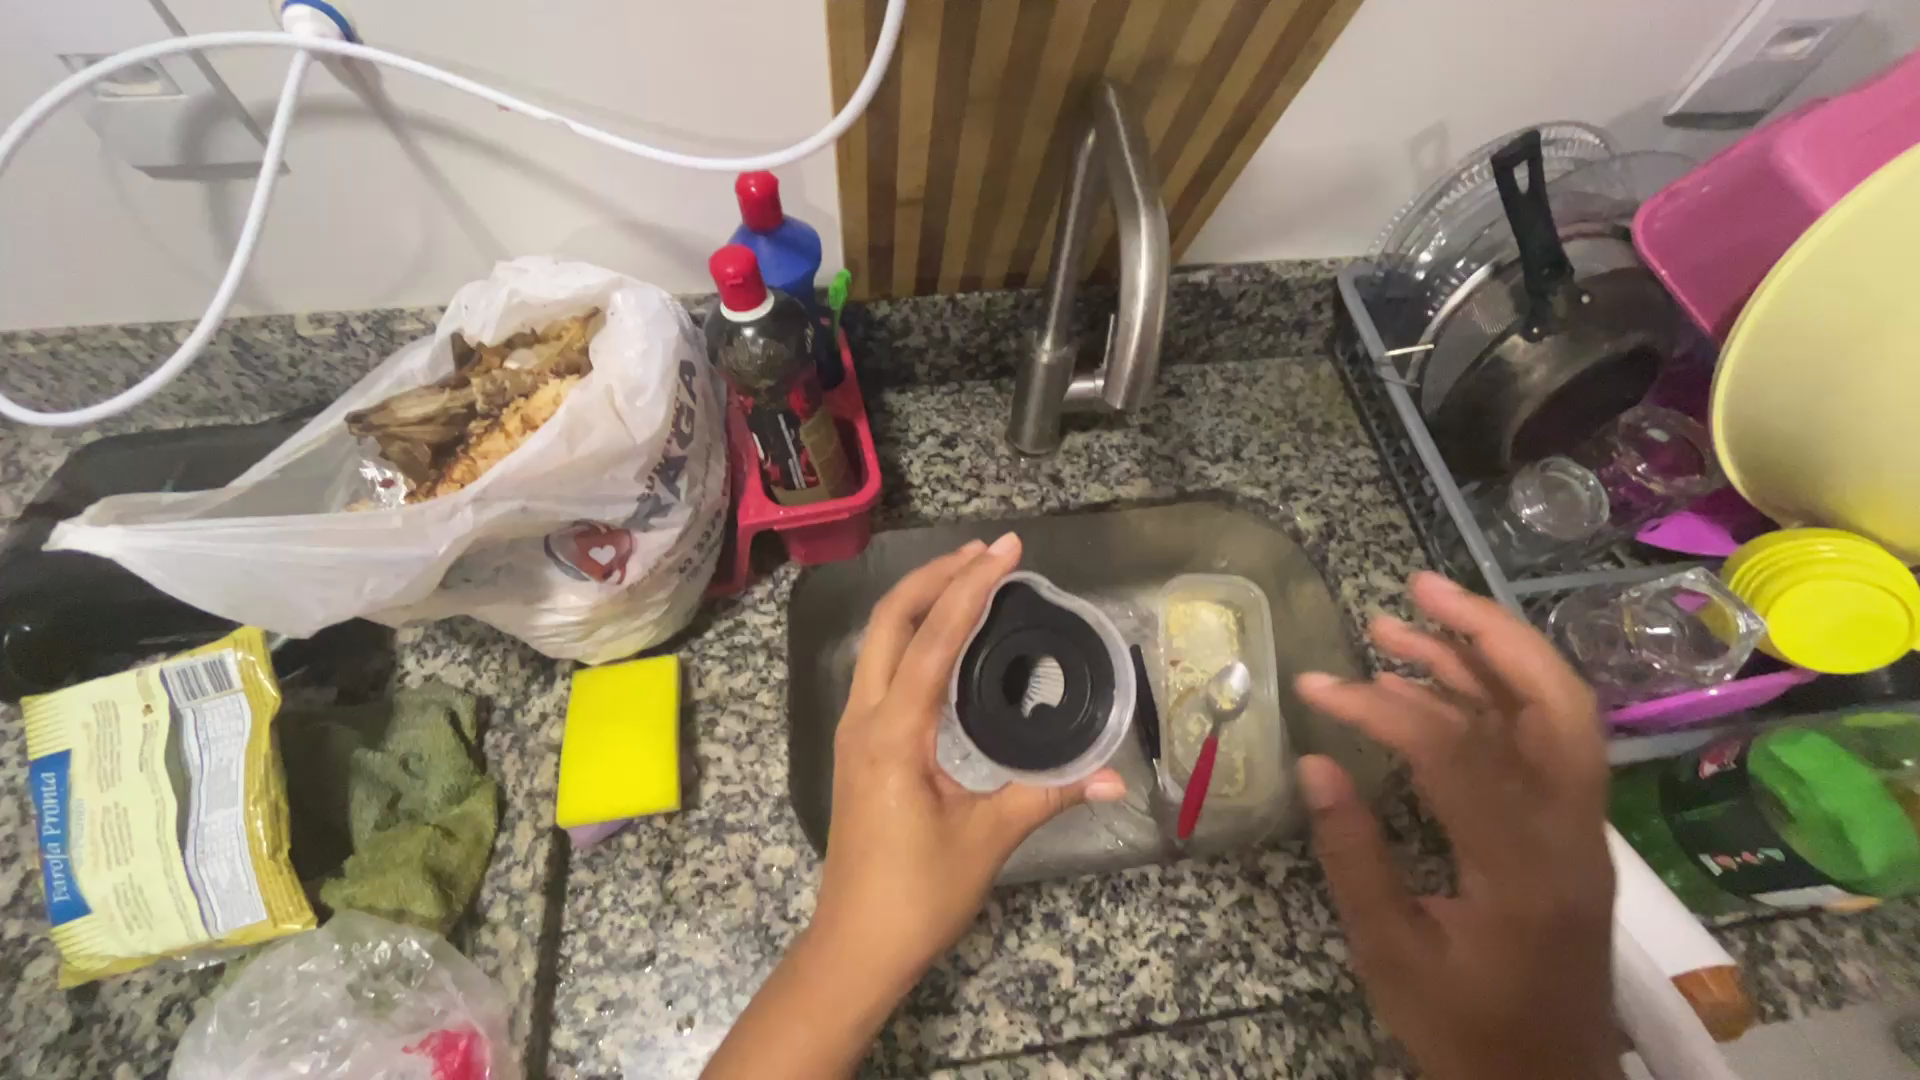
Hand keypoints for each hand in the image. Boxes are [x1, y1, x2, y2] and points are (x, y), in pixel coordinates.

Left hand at [813, 533, 1125, 977]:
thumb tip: (1113, 776)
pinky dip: (914, 634)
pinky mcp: (861, 741)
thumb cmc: (917, 894)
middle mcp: (866, 717)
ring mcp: (857, 727)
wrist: (855, 944)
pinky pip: (883, 666)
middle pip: (891, 620)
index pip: (932, 640)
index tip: (1005, 550)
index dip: (971, 587)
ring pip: (881, 639)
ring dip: (923, 600)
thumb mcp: (988, 839)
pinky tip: (946, 636)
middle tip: (987, 552)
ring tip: (970, 575)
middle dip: (937, 576)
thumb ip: (1048, 795)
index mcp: (895, 733)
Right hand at [1295, 572, 1618, 1079]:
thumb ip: (1353, 854)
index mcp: (1525, 868)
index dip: (1380, 706)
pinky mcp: (1564, 830)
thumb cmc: (1464, 1027)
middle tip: (1416, 587)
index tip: (1315, 685)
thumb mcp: (1391, 952)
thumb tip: (1315, 761)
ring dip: (1483, 652)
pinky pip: (1534, 741)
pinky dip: (1485, 696)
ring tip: (1405, 614)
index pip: (1457, 752)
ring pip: (1551, 712)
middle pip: (1554, 703)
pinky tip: (1426, 681)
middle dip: (1485, 632)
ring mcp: (1577, 829)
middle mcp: (1570, 833)